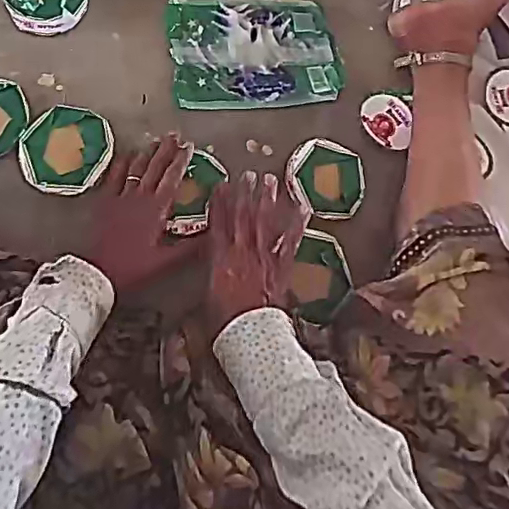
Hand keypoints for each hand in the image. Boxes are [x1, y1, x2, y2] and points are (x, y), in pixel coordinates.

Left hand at [86, 133, 204, 295]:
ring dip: (147, 152)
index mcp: (157, 209)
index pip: (172, 178)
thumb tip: (212, 232)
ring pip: (136, 168)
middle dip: (166, 149)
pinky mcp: (105, 201)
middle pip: (155, 167)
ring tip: (155, 140)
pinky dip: (121, 163)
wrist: (97, 272)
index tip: (189, 147)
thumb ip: (190, 246)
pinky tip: (127, 154)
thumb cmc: (133, 267)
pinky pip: (114, 176)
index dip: (181, 161)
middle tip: (175, 135)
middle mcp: (140, 197)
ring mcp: (121, 197)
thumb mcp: (165, 260)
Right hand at [203, 170, 309, 336]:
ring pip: (265, 222)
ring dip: (267, 200)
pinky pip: (290, 241)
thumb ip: (209, 281)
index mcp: (221, 259)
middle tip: (248, 174)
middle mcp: (243, 252)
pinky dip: (296, 224)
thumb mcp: (206, 300)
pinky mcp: (282, 266)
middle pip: (242, 217)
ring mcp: (264, 257)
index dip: (218, 204)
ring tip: (270, 181)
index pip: (218, 224)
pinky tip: (302, 208)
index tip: (220, 186)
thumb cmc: (224, 323)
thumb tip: (209, 274)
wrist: (252, 334)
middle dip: (245, 194)